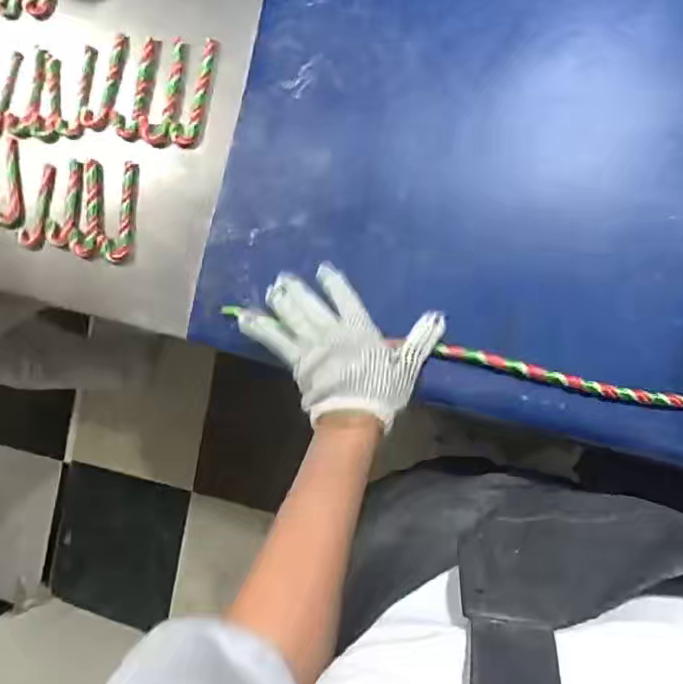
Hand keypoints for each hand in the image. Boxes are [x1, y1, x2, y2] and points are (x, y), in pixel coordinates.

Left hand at [235, 264, 444, 431]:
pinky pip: (275, 339)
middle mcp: (332, 330)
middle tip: (284, 278)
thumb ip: (418, 339)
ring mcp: (312, 344)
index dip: (334, 284)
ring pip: (292, 316)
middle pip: (312, 304)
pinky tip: (245, 318)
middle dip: (298, 290)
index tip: (324, 271)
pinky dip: (259, 327)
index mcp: (359, 328)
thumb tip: (437, 318)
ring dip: (280, 302)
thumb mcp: (406, 363)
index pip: (346, 298)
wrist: (354, 412)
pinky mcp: (296, 360)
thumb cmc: (382, 390)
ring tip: (270, 290)